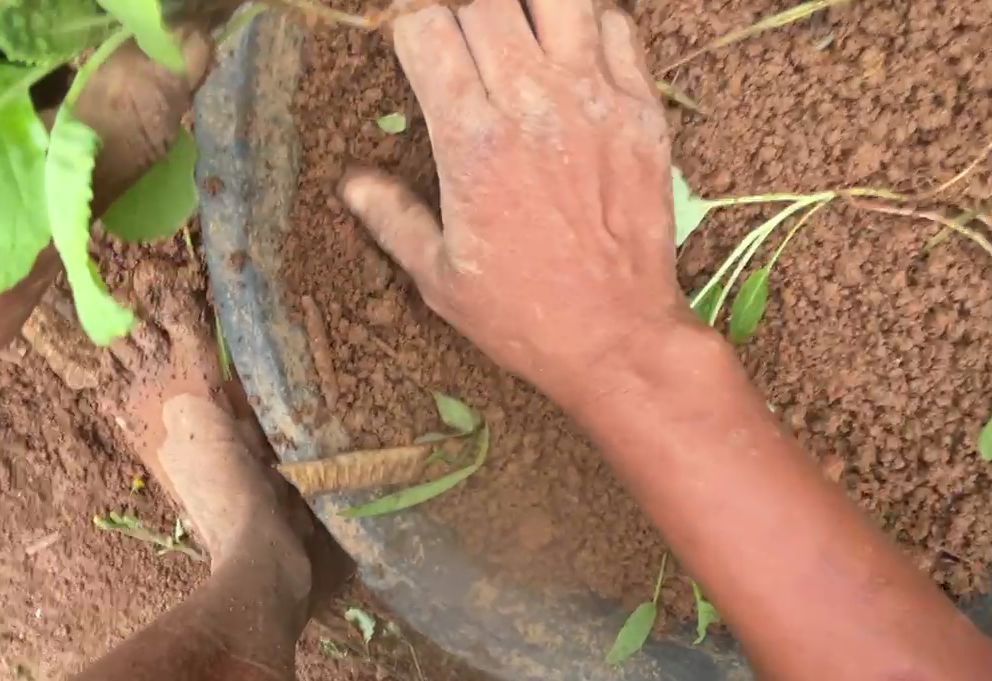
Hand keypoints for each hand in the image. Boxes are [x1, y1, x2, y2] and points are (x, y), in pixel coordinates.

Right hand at [340, 0, 706, 410]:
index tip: (415, 63)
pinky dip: (585, 30)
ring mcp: (593, 98)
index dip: (411, 38)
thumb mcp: (440, 280)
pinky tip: (570, 69)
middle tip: (462, 67)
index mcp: (472, 144)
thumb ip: (394, 221)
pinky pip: (613, 26)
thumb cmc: (520, 316)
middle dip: (461, 25)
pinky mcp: (639, 110)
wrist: (613, 336)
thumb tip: (352, 184)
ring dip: (523, 14)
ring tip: (515, 51)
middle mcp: (532, 103)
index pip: (427, 32)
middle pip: (484, 6)